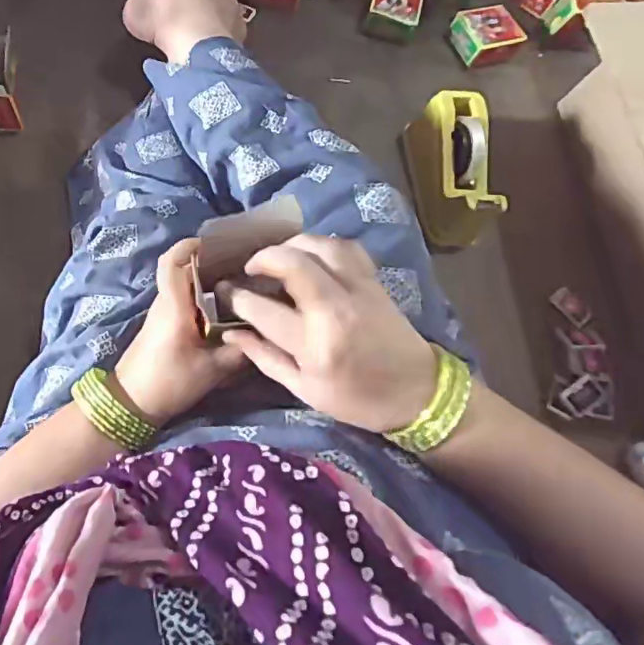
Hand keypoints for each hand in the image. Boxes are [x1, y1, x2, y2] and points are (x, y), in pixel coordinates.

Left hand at [114, 238, 247, 425]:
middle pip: (183, 272)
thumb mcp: (211, 370)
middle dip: (208, 265)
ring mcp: (161, 315)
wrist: (131, 404)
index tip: (208, 242)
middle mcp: (165, 304)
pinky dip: (201, 302)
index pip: (171, 263)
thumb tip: (264, 335)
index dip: (186, 247)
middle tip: (240, 267)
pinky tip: (224, 313)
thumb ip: (238, 351)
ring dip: (206, 285)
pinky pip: (183, 304)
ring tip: (239, 288)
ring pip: (184, 289)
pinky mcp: (162, 328)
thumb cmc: (168, 381)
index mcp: (174, 306)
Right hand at [219, 234, 436, 433]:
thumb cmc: (356, 399)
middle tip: (250, 269)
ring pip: (320, 246)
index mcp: (314, 344)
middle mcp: (335, 309)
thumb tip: (231, 334)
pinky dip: (323, 244)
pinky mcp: (373, 281)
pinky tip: (311, 255)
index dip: (237, 297)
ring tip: (278, 257)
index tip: (226, 292)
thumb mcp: (304, 389)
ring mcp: (358, 290)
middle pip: (292, 263)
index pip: (263, 309)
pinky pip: (346, 248)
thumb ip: (265, 358)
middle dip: (262, 258)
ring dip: (292, 244)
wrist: (417, 393)